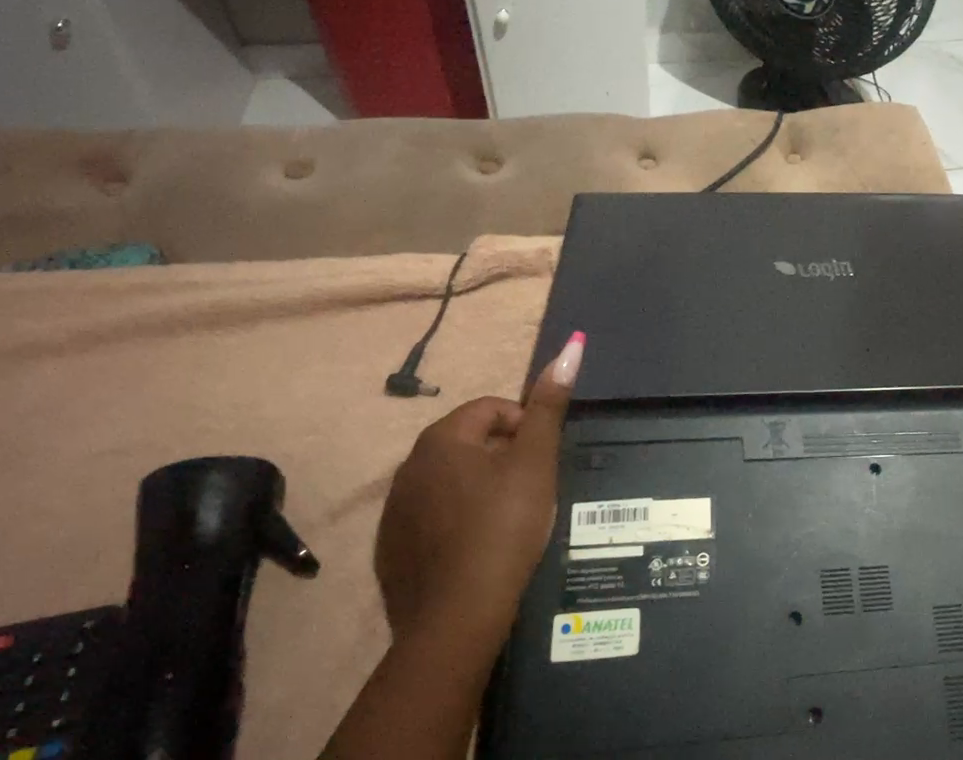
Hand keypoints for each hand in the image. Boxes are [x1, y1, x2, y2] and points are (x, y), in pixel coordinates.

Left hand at [374, 331, 584, 650]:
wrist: (457, 617)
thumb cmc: (504, 527)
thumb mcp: (536, 462)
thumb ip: (550, 405)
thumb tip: (572, 344)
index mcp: (442, 439)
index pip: (490, 409)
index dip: (524, 426)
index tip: (543, 460)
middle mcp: (409, 466)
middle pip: (468, 443)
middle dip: (501, 457)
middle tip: (531, 489)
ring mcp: (394, 511)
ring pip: (448, 482)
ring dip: (478, 489)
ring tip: (508, 520)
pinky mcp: (391, 550)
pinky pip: (430, 518)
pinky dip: (455, 522)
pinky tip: (478, 548)